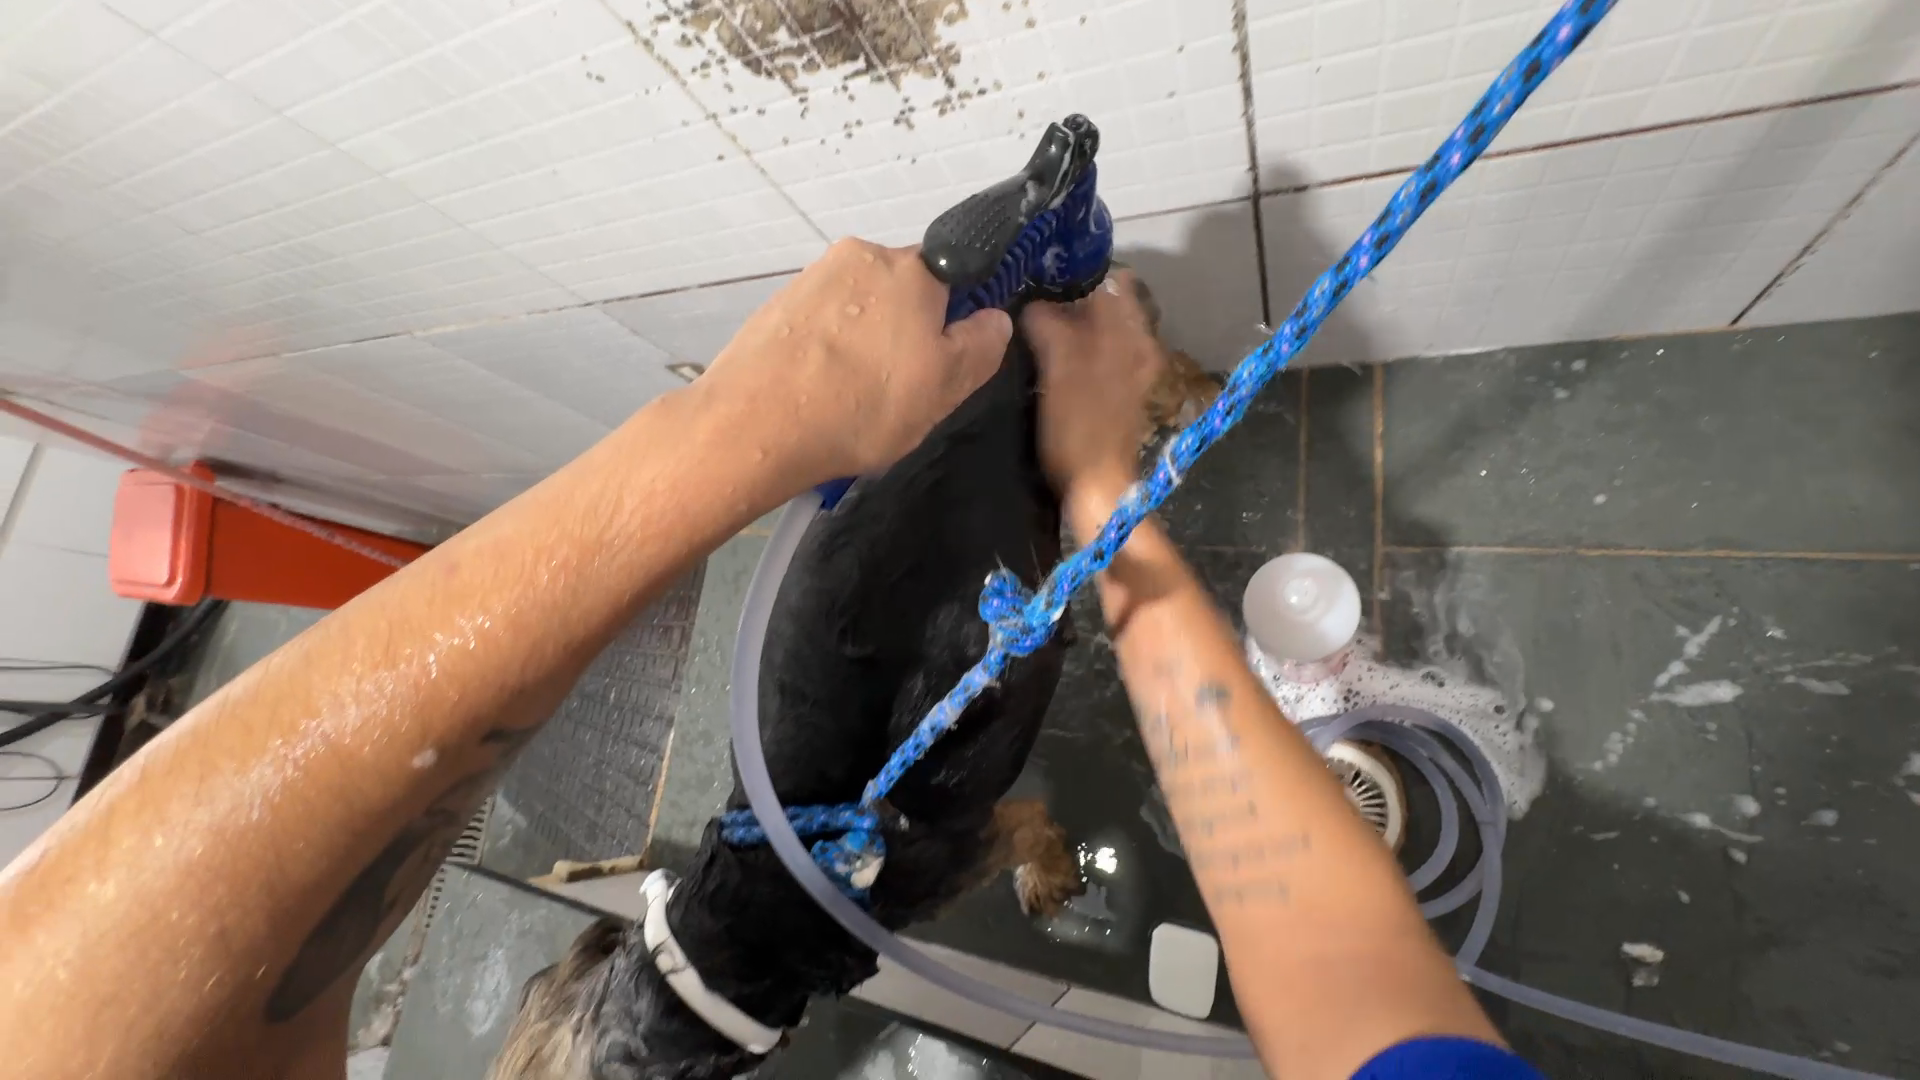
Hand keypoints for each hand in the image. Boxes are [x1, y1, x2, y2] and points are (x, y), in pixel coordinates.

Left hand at [698, 238, 1012, 485]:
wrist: (756, 426)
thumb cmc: (864, 404)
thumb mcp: (947, 386)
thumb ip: (981, 346)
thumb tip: (994, 317)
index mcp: (909, 266)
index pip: (955, 274)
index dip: (959, 318)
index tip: (948, 359)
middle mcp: (859, 257)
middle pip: (903, 291)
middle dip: (910, 331)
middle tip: (903, 387)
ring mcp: (811, 280)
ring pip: (861, 309)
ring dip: (868, 343)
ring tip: (856, 396)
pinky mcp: (776, 308)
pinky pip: (822, 325)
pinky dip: (830, 352)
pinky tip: (822, 392)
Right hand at [1022, 270, 1162, 510]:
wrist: (1097, 485)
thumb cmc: (1077, 428)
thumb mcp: (1058, 368)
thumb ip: (1048, 324)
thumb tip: (1033, 302)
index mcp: (1131, 333)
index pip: (1110, 279)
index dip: (1075, 273)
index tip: (1041, 277)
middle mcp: (1140, 344)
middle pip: (1106, 302)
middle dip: (1072, 298)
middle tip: (1033, 303)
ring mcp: (1133, 368)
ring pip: (1102, 327)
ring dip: (1073, 323)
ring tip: (1037, 327)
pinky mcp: (1121, 389)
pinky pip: (1100, 351)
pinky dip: (1078, 346)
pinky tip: (1052, 357)